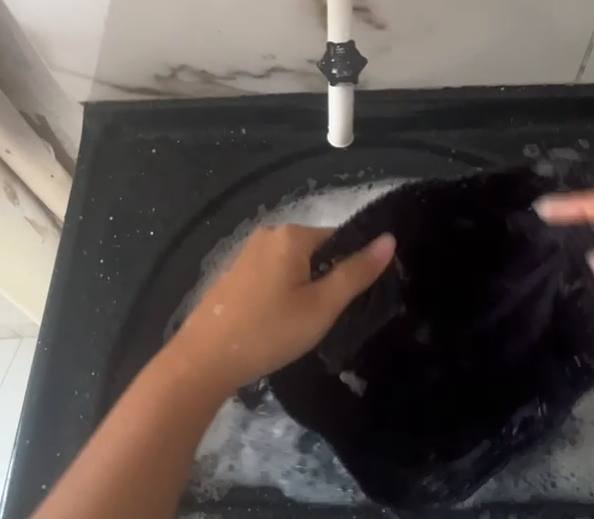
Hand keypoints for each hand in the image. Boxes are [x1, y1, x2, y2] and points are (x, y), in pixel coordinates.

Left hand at [167, 225, 394, 393]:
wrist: (204, 360)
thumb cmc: (269, 331)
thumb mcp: (321, 306)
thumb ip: (356, 272)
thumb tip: (389, 239)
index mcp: (291, 234)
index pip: (339, 239)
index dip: (350, 269)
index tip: (348, 303)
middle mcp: (269, 233)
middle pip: (315, 252)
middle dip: (324, 281)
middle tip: (324, 319)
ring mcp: (247, 253)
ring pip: (293, 266)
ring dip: (303, 290)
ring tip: (300, 326)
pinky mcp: (234, 273)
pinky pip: (272, 276)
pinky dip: (281, 295)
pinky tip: (277, 324)